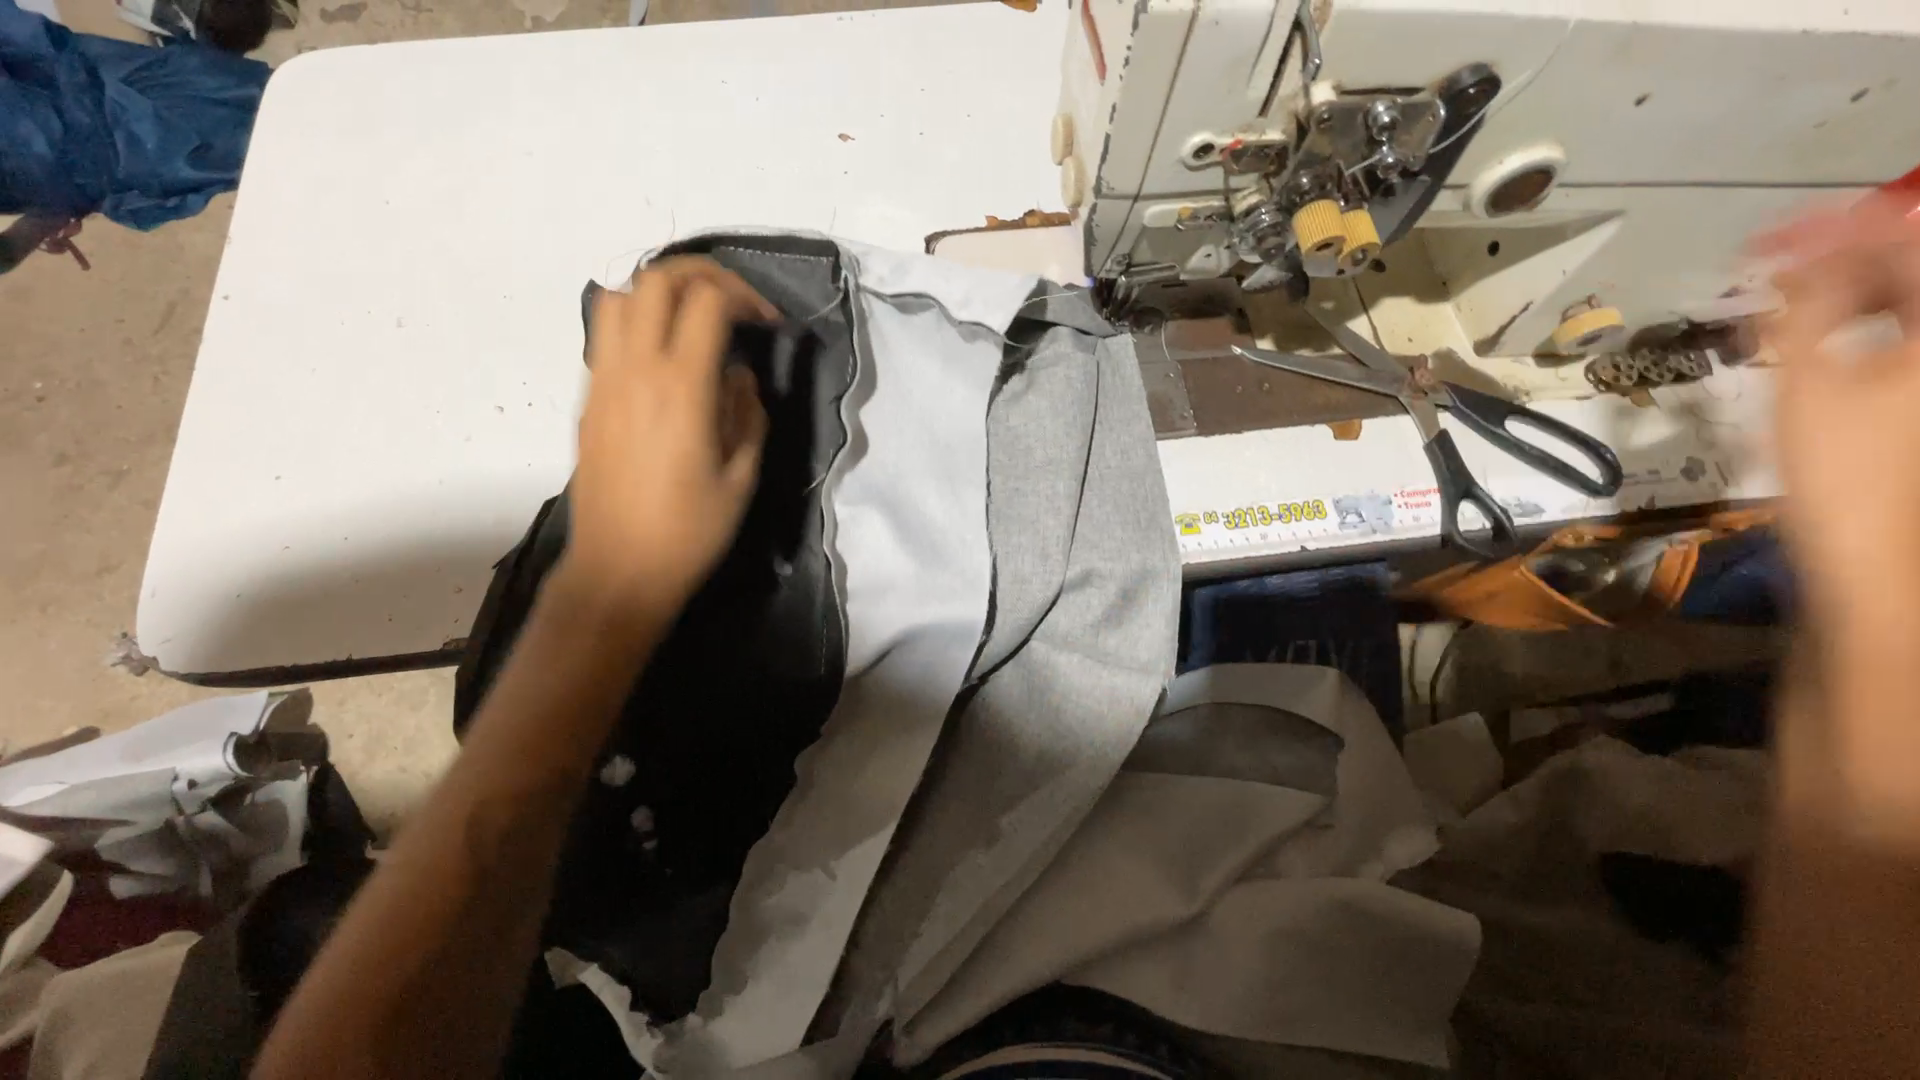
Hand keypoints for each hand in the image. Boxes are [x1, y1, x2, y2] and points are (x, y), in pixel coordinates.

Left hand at [556, 256, 777, 629]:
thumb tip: (737, 376)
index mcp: (681, 388)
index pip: (708, 301)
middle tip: (735, 303)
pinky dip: (637, 323)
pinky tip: (666, 360)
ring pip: (618, 296)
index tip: (769, 324)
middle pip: (657, 279)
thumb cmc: (690, 532)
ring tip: (693, 322)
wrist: (619, 570)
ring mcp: (602, 381)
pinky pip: (604, 334)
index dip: (746, 297)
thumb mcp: (742, 476)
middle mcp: (634, 371)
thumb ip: (746, 412)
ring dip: (661, 294)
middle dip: (703, 275)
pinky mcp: (587, 399)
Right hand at [1758, 197, 1919, 636]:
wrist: (1873, 555)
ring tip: (1778, 296)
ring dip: (1842, 288)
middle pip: (1908, 271)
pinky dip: (1855, 321)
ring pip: (1902, 301)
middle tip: (1767, 264)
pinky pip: (1897, 331)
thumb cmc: (1841, 471)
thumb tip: (1795, 253)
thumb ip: (1804, 307)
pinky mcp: (1917, 396)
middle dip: (1840, 255)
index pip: (1903, 244)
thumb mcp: (1808, 383)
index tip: (1767, 237)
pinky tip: (1812, 333)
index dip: (1836, 230)